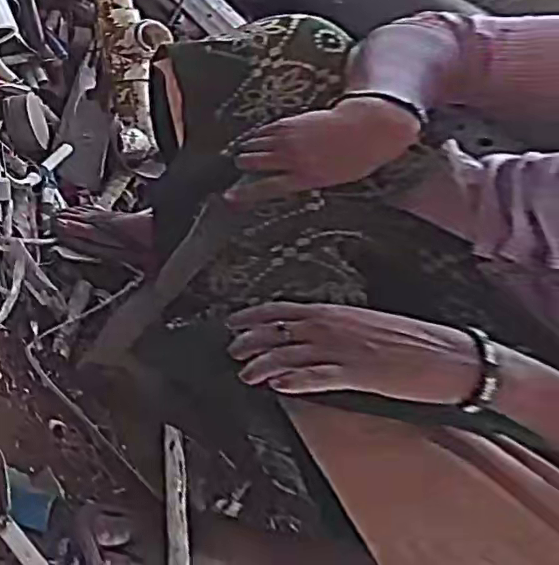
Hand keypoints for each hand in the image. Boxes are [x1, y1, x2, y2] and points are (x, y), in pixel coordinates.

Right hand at [224, 97, 421, 205]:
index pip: (268, 187)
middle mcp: (292, 159)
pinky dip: (259, 136)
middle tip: (245, 163)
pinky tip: (266, 137)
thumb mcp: (337, 175)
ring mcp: (286, 140)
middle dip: (244, 163)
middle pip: (249, 162)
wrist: (370, 127)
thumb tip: (280, 180)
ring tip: (254, 149)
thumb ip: (307, 178)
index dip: (246, 193)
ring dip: (249, 148)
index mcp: (309, 176)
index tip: (228, 196)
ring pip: (250, 146)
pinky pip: (260, 132)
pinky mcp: (284, 125)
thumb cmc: (359, 156)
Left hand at [227, 302, 481, 404]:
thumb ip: (331, 323)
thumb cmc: (419, 341)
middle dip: (247, 344)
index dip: (248, 317)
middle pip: (271, 334)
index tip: (232, 324)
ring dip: (261, 366)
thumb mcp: (363, 321)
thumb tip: (305, 328)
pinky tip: (279, 385)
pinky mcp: (360, 375)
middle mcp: (326, 328)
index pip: (273, 310)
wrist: (464, 360)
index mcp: (327, 313)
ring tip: (247, 374)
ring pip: (285, 356)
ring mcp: (341, 351)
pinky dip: (293, 381)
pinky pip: (316, 377)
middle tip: (233, 353)